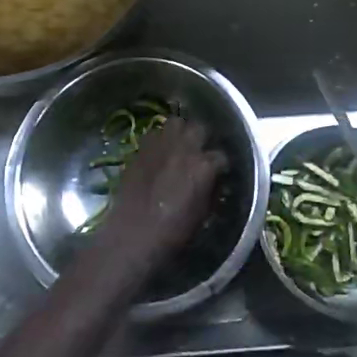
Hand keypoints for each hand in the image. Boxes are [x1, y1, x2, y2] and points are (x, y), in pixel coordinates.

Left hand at [94, 110, 225, 275]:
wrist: (135, 233)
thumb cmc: (174, 230)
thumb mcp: (203, 212)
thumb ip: (211, 188)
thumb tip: (214, 179)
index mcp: (204, 166)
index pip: (221, 156)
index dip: (221, 165)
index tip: (219, 171)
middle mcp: (185, 147)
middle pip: (200, 128)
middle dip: (202, 138)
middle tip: (199, 152)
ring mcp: (162, 144)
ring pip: (176, 123)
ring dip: (181, 132)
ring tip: (179, 145)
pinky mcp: (142, 147)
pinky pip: (155, 133)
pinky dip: (160, 139)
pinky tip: (160, 152)